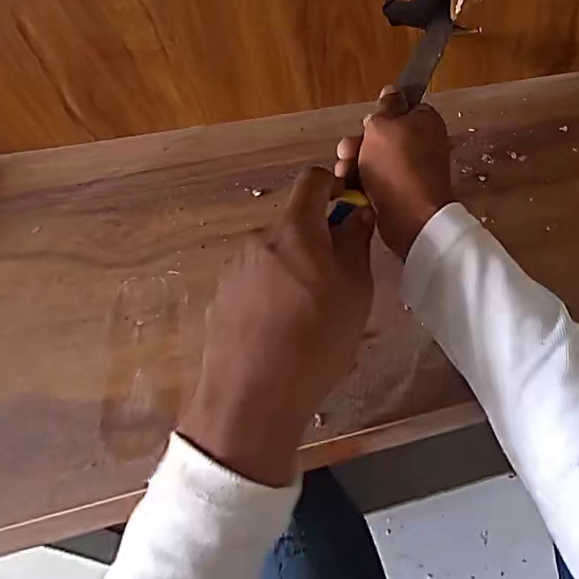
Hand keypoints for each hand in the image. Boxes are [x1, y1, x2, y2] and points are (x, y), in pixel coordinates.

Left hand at [178, 167, 375, 486]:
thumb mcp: (355, 290)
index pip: (313, 179)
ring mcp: (235, 269)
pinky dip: (276, 291)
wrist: (251, 399)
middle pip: (295, 222)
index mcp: (294, 229)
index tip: (350, 210)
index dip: (335, 185)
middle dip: (320, 238)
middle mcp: (259, 239)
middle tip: (341, 278)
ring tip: (315, 314)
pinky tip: (286, 330)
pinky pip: (258, 280)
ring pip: (277, 253)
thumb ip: (356, 243)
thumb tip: (357, 214)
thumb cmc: (317, 339)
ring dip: (298, 267)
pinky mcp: (222, 298)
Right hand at [337, 86, 455, 259]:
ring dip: (354, 161)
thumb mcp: (384, 125)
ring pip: (373, 157)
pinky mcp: (399, 190)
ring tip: (344, 170)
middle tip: (347, 149)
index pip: (401, 106)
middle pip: (382, 133)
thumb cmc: (396, 164)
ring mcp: (411, 168)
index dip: (381, 113)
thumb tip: (393, 89)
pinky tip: (347, 185)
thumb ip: (385, 105)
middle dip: (359, 141)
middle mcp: (421, 142)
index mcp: (425, 120)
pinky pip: (375, 178)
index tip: (368, 122)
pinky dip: (360, 180)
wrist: (410, 217)